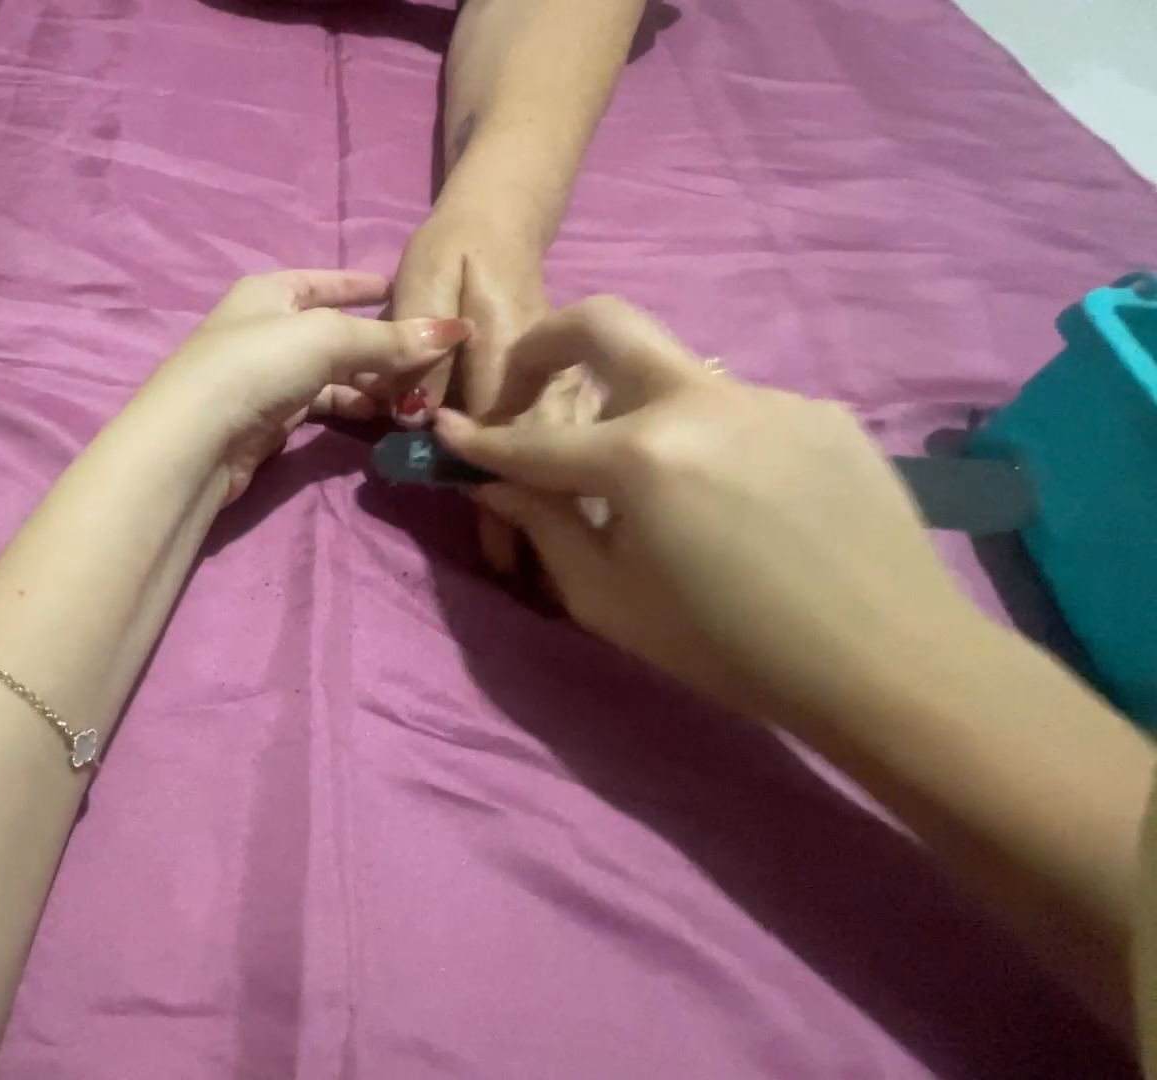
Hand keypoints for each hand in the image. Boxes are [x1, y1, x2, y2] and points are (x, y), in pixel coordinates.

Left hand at [131, 270, 470, 503]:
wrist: (196, 439)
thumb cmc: (257, 365)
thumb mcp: (327, 338)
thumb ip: (387, 338)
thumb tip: (454, 331)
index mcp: (270, 292)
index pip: (326, 281)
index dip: (365, 285)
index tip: (404, 290)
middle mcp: (265, 330)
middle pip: (335, 333)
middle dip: (380, 346)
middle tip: (430, 360)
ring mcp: (265, 378)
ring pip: (330, 375)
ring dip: (370, 382)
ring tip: (414, 394)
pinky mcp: (268, 420)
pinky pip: (320, 407)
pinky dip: (350, 408)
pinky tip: (380, 417)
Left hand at [392, 185, 551, 571]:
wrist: (501, 216)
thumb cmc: (453, 246)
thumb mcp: (423, 279)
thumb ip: (411, 342)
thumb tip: (418, 412)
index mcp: (504, 342)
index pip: (496, 421)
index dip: (492, 477)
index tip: (502, 533)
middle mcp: (530, 366)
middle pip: (523, 442)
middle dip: (519, 501)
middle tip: (515, 562)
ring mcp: (534, 375)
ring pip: (526, 440)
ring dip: (518, 488)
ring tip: (517, 546)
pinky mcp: (526, 381)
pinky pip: (513, 429)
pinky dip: (507, 462)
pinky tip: (502, 493)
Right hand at [434, 297, 984, 721]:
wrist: (891, 665)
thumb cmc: (724, 647)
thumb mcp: (605, 598)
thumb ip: (542, 526)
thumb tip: (492, 482)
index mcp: (642, 458)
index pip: (532, 440)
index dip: (478, 439)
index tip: (445, 429)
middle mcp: (702, 402)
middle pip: (601, 325)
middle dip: (539, 348)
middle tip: (518, 392)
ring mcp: (768, 397)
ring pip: (665, 377)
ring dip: (622, 414)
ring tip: (633, 484)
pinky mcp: (817, 411)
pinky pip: (725, 410)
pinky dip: (691, 440)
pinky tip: (716, 498)